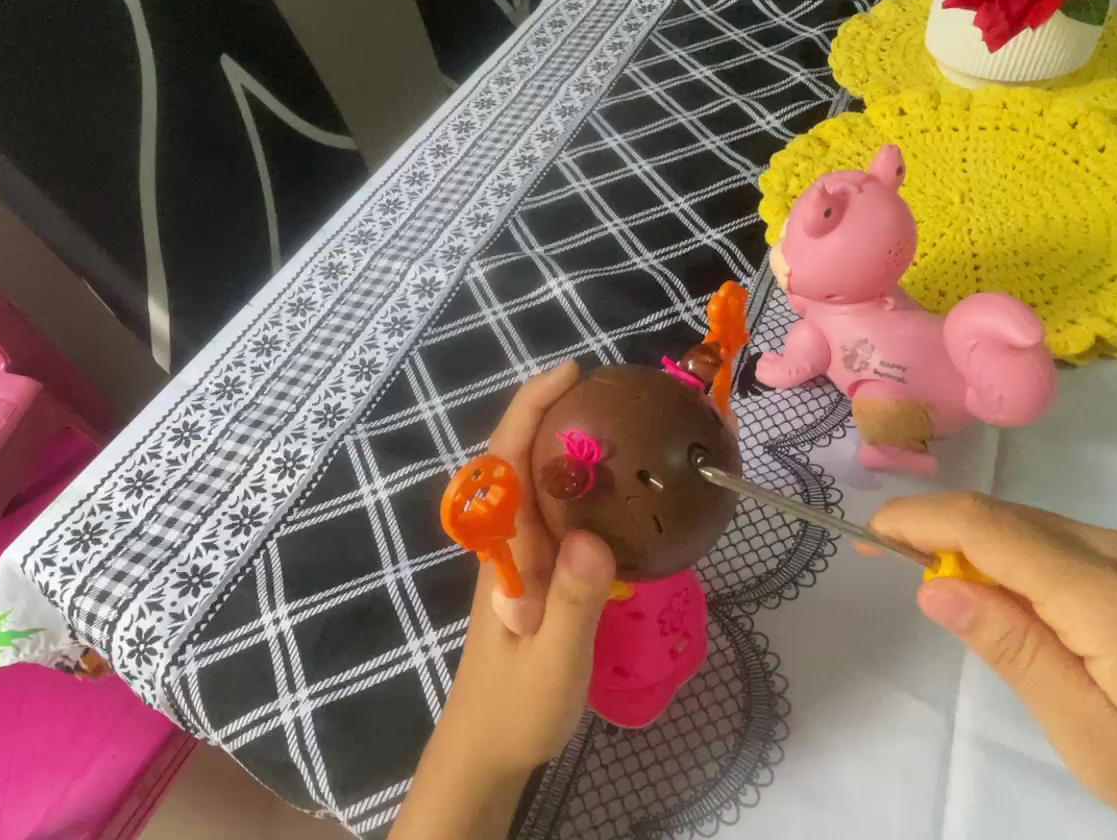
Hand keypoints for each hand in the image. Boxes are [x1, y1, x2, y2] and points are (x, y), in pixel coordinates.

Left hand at [393, 360, 616, 839]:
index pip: (508, 459)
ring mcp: (525, 552)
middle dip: (556, 410)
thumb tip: (593, 539)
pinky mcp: (542, 569)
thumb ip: (572, 605)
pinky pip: (562, 509)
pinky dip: (587, 481)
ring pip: (543, 479)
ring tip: (625, 420)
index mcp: (506, 548)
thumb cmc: (516, 706)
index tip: (571, 372)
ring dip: (572, 440)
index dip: (532, 408)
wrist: (491, 744)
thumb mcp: (553, 662)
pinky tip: (621, 484)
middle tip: (615, 388)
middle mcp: (512, 538)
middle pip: (524, 456)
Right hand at [868, 492, 1116, 839]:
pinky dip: (1024, 558)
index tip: (865, 535)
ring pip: (1041, 527)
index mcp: (1115, 598)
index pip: (989, 526)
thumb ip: (1014, 652)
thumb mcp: (1099, 744)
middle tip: (889, 565)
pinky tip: (1020, 600)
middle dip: (940, 529)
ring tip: (946, 587)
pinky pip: (1076, 545)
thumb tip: (934, 584)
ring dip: (981, 544)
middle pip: (1011, 517)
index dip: (917, 519)